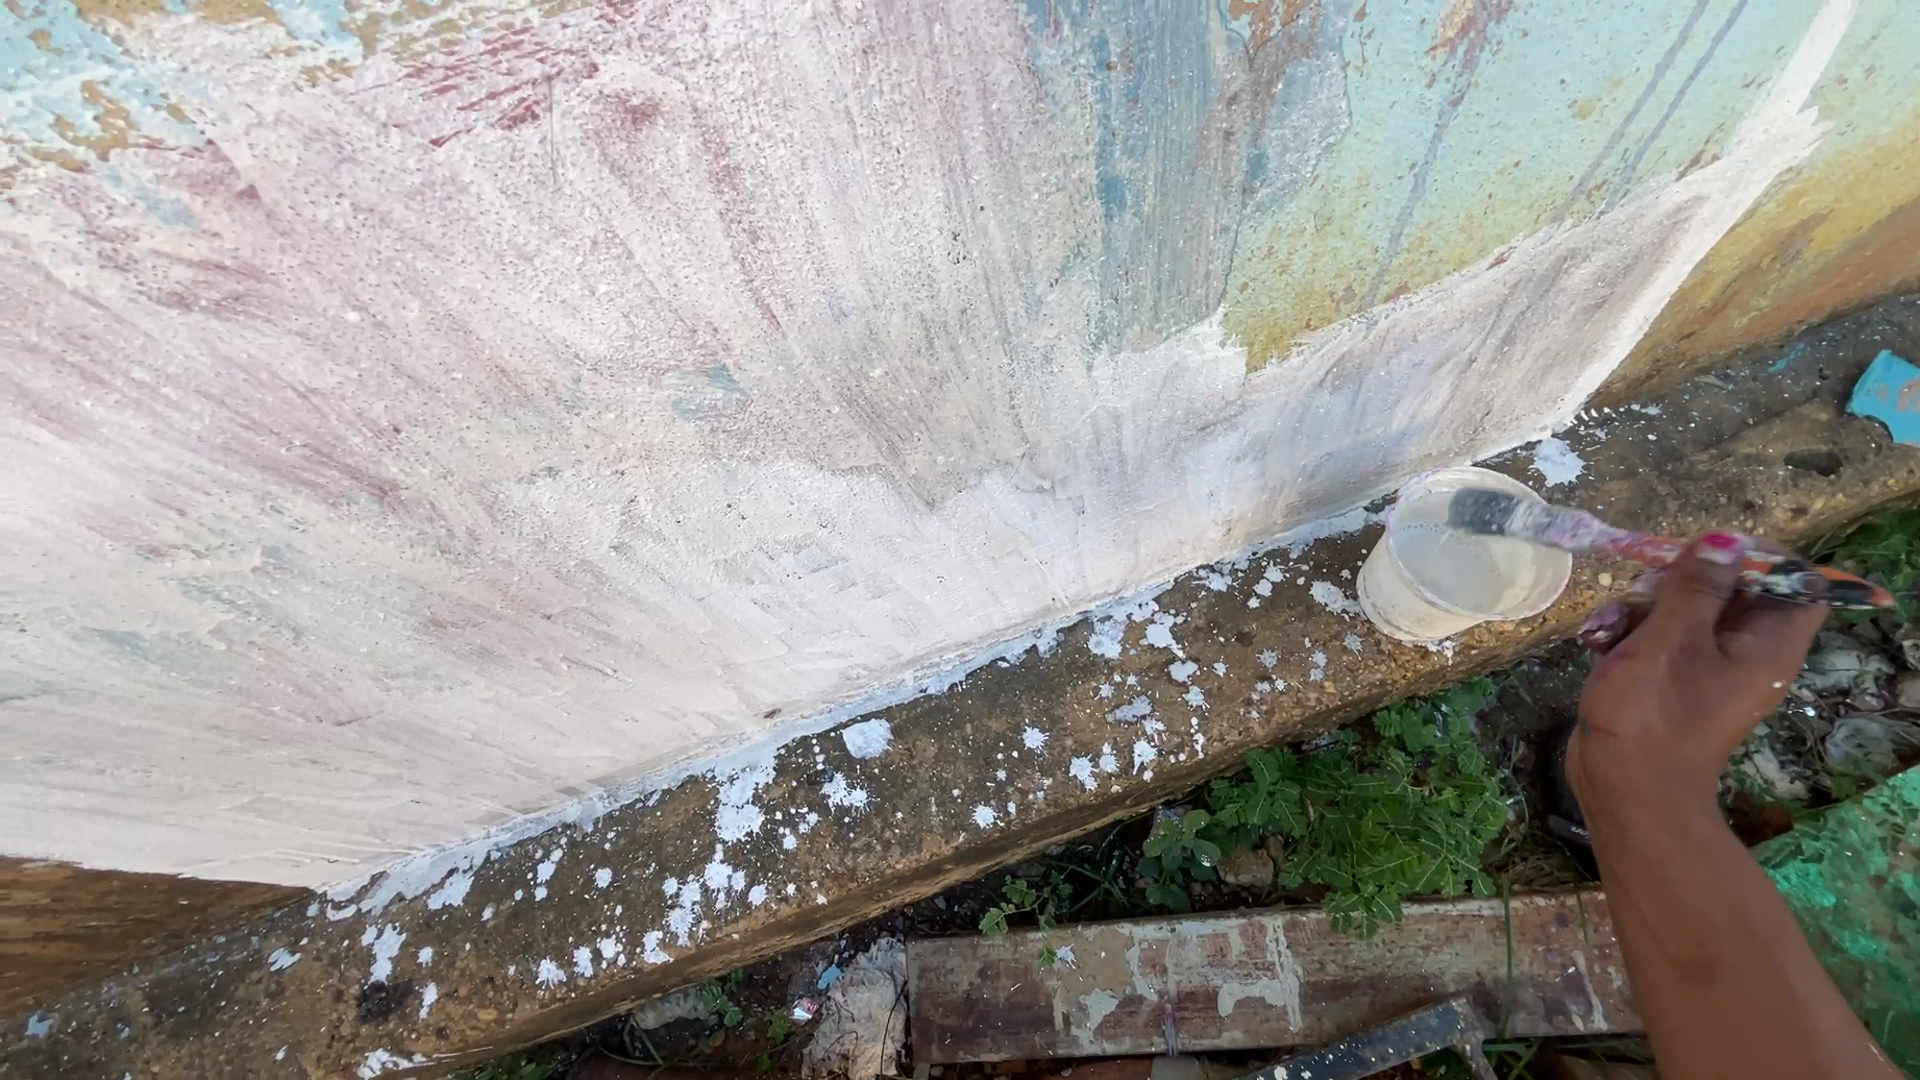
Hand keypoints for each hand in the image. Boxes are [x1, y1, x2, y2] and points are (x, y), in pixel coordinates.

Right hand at [1568, 531, 1827, 816]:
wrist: (1625, 780)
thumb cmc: (1652, 711)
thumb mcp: (1668, 641)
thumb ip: (1695, 588)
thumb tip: (1722, 540)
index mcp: (1766, 644)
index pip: (1794, 583)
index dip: (1755, 558)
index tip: (1698, 550)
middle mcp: (1744, 651)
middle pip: (1726, 591)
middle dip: (1673, 581)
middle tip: (1636, 588)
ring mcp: (1703, 666)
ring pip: (1679, 611)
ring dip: (1634, 607)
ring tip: (1601, 627)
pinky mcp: (1666, 677)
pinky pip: (1653, 637)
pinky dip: (1623, 632)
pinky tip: (1594, 643)